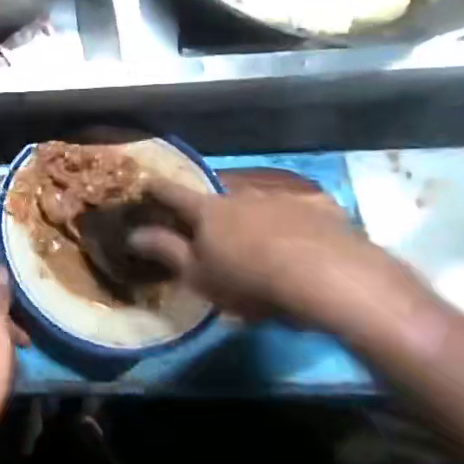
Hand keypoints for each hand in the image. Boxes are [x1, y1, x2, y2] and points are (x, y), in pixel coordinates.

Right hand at [129, 177, 412, 330]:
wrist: (330, 278)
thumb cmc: (250, 280)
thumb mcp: (198, 275)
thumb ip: (165, 251)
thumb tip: (133, 233)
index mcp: (208, 210)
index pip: (173, 193)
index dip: (157, 189)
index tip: (146, 183)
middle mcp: (242, 195)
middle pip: (218, 198)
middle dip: (211, 210)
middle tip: (210, 230)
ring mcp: (283, 198)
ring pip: (258, 203)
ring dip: (252, 216)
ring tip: (257, 240)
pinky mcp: (321, 209)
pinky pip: (298, 211)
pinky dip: (292, 222)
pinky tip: (300, 241)